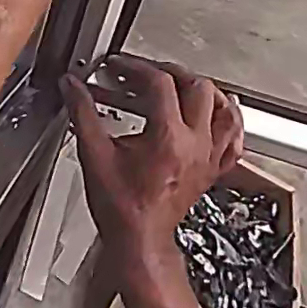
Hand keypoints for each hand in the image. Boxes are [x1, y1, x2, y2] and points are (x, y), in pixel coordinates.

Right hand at [61, 55, 243, 268]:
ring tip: (185, 84)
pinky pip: (234, 141)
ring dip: (206, 91)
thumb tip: (72, 87)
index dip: (136, 67)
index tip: (120, 67)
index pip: (159, 84)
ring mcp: (208, 157)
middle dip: (170, 72)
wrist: (139, 240)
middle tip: (148, 72)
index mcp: (167, 137)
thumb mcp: (95, 155)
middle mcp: (194, 144)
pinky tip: (222, 112)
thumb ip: (83, 114)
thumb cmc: (121, 207)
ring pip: (224, 110)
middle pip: (197, 87)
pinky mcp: (212, 169)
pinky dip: (230, 122)